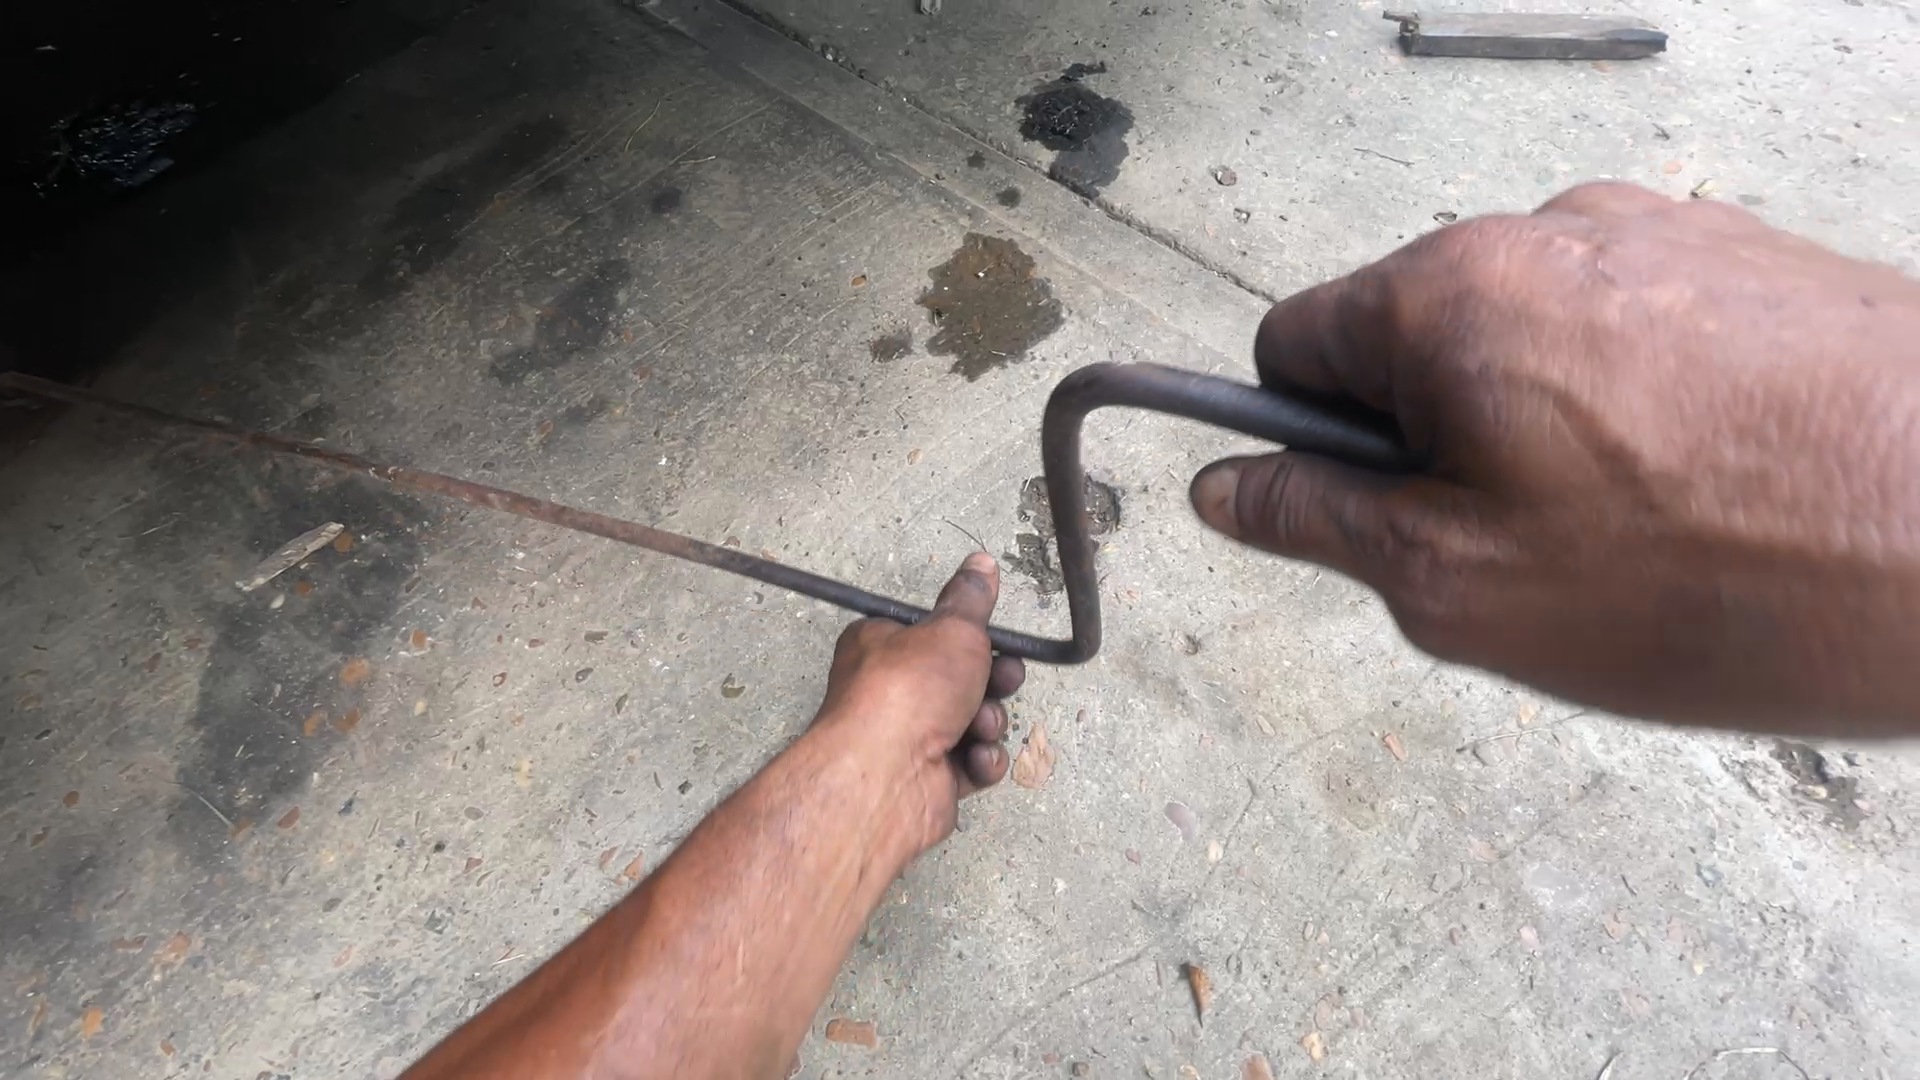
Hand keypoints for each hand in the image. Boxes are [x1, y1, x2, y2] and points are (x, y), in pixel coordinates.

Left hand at [809, 553, 1026, 859]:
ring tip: (979, 726)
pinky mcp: (929, 780)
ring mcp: (909, 739)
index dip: (971, 638)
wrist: (889, 774)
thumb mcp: (952, 628)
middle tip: (1004, 679)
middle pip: (961, 679)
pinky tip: (975, 760)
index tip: (998, 639)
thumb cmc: (912, 687)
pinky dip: (980, 761)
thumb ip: (971, 599)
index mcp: (883, 646)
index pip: (935, 635)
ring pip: (972, 722)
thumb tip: (981, 562)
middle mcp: (891, 691)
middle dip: (992, 682)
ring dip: (988, 722)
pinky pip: (970, 764)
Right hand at [1191, 182, 1919, 730]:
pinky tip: (1676, 468)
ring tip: (1595, 510)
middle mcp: (1534, 229)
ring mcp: (1650, 227)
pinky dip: (1587, 392)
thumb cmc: (1697, 574)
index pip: (1288, 342)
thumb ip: (1307, 519)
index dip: (1297, 430)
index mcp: (1442, 296)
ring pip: (1491, 334)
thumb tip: (1216, 489)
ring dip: (1494, 417)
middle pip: (1390, 337)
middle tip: (1486, 530)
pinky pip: (1592, 323)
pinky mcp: (1740, 251)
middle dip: (1401, 432)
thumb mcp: (1446, 577)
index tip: (1364, 500)